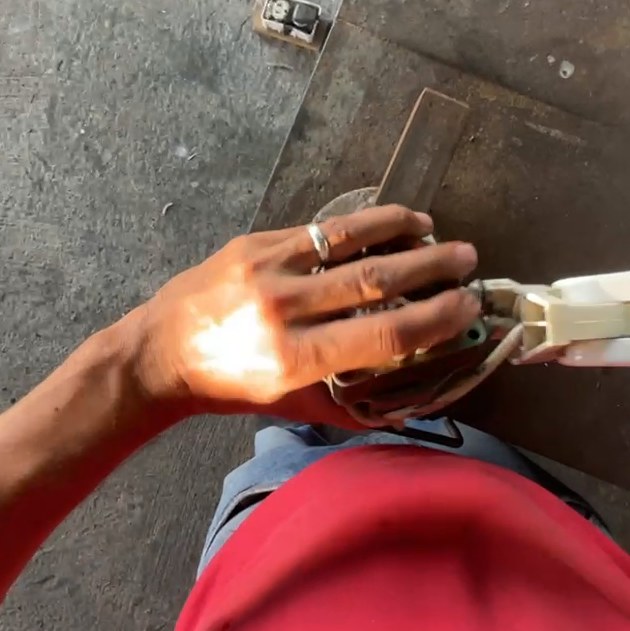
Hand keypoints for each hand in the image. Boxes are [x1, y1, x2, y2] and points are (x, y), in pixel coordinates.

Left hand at [125, 205, 480, 422]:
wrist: (161, 352)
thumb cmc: (229, 387)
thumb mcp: (288, 407)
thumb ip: (348, 408)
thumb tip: (408, 408)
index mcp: (296, 360)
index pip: (383, 334)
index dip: (435, 319)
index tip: (468, 306)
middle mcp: (285, 310)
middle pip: (376, 283)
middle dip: (432, 271)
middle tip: (468, 262)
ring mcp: (268, 270)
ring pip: (351, 243)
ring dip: (402, 234)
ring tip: (437, 232)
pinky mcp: (256, 243)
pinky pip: (322, 229)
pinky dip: (363, 224)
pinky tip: (391, 222)